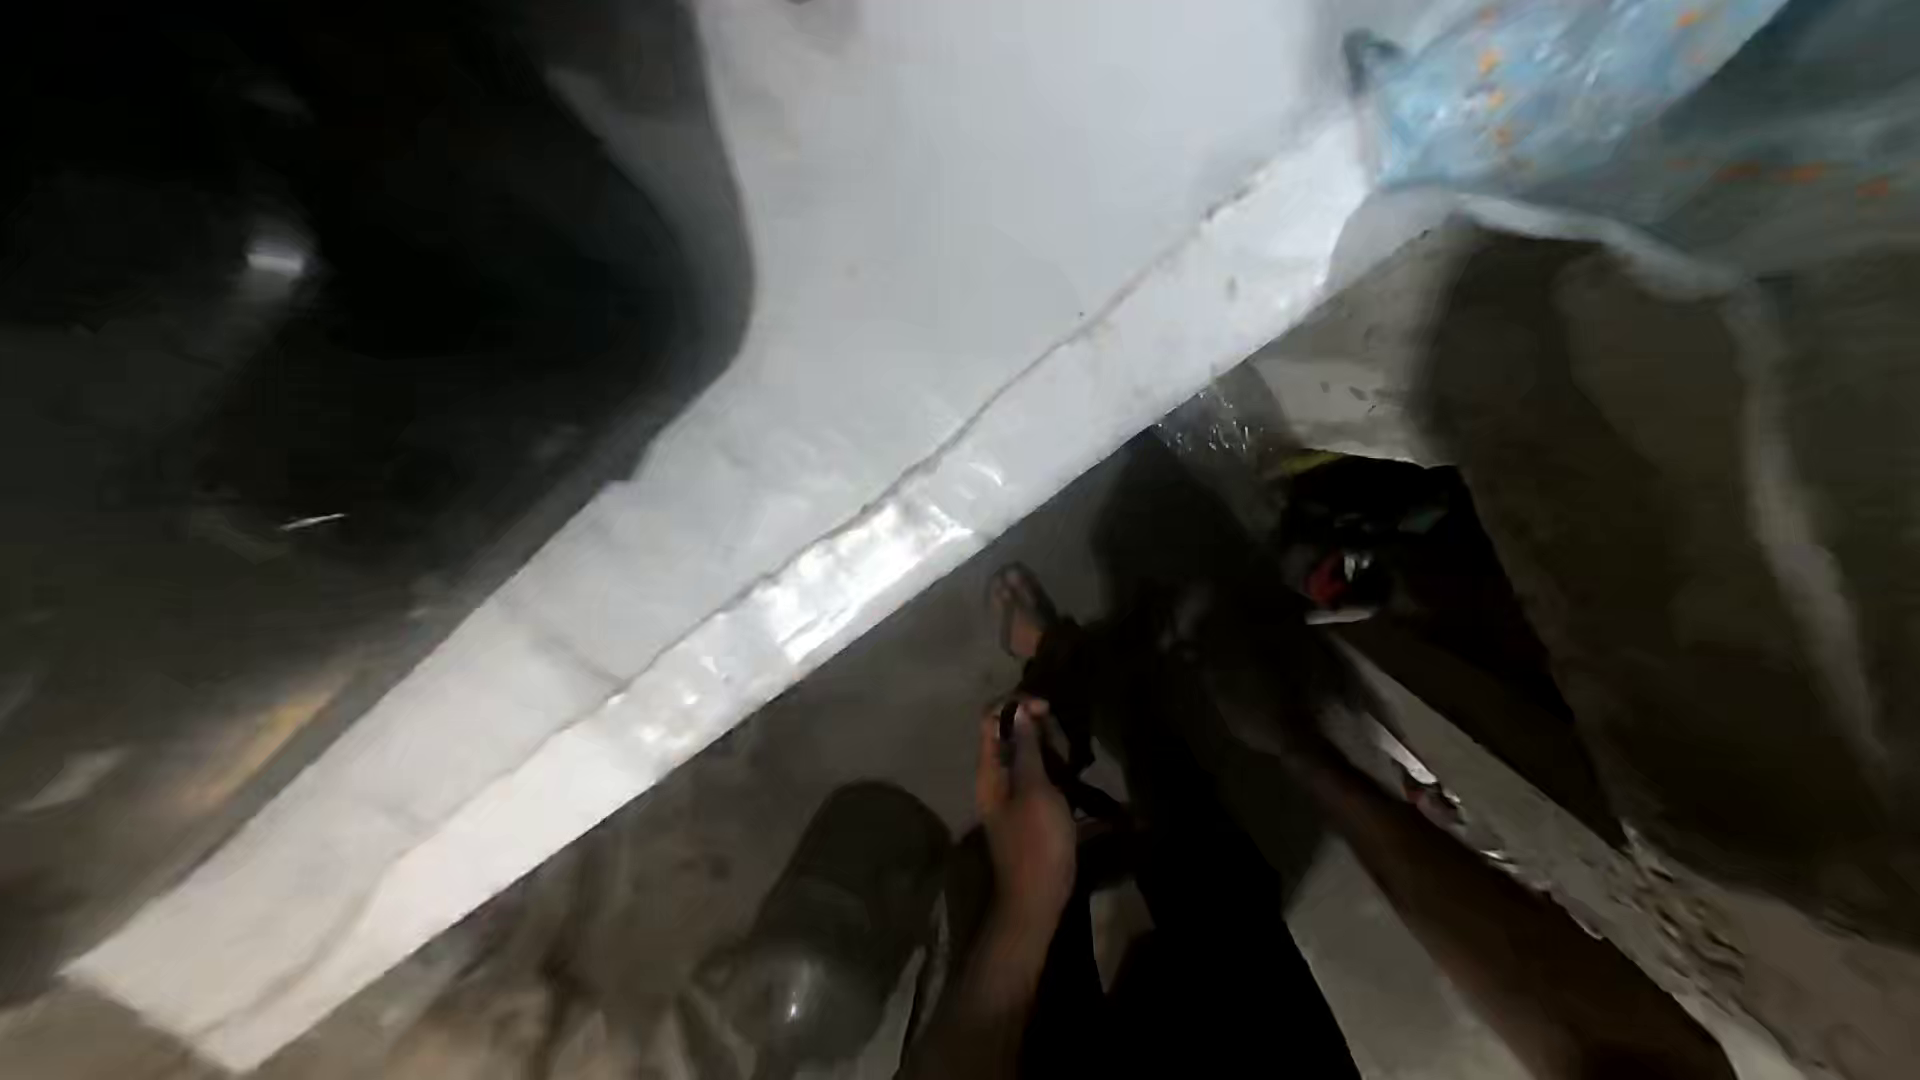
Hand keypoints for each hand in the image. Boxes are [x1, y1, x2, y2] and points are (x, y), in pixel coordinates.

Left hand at [976, 697, 1075, 932]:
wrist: (1036, 900)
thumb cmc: (1036, 842)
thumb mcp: (1035, 790)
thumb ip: (1026, 749)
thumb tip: (1019, 711)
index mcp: (989, 769)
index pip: (991, 719)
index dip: (1016, 705)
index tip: (1046, 708)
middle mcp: (995, 776)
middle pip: (1008, 734)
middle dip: (1035, 724)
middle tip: (1063, 736)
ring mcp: (1011, 794)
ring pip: (1025, 754)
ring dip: (1047, 746)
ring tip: (1073, 754)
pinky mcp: (1028, 809)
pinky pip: (1037, 775)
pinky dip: (1053, 768)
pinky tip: (1075, 774)